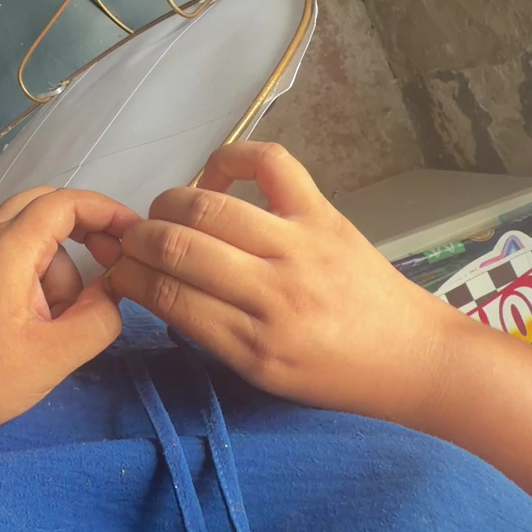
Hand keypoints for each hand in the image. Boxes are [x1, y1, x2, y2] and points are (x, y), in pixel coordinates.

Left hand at [0, 187, 138, 462]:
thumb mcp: (53, 356)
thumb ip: (99, 317)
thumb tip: (115, 289)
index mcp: (6, 247)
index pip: (64, 202)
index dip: (106, 211)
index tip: (136, 237)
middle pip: (43, 208)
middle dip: (83, 232)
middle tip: (109, 269)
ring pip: (28, 238)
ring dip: (56, 269)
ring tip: (52, 329)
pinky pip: (8, 259)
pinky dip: (33, 281)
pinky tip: (30, 328)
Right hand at [106, 142, 479, 425]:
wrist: (416, 358)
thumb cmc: (332, 374)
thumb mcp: (260, 372)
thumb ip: (203, 328)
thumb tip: (147, 280)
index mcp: (256, 345)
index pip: (167, 296)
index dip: (127, 274)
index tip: (115, 267)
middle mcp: (276, 294)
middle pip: (179, 247)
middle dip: (136, 238)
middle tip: (130, 240)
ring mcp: (302, 246)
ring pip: (209, 207)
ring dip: (167, 204)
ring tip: (162, 213)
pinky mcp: (323, 213)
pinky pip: (269, 163)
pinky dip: (231, 157)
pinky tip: (213, 174)